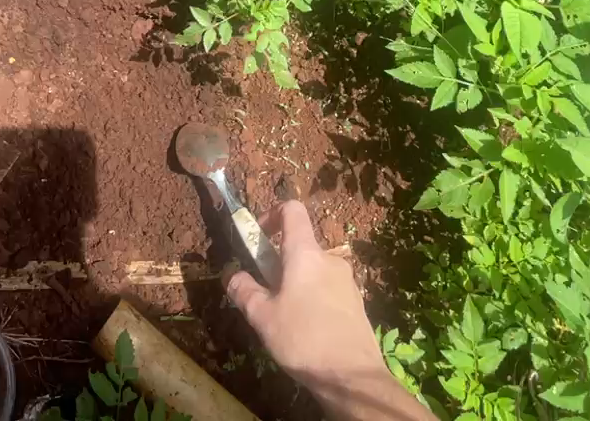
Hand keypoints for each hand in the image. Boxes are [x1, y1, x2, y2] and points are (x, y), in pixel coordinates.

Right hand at [226, 202, 436, 420]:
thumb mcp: (263, 318)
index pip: (292, 209)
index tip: (259, 236)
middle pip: (301, 245)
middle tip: (268, 293)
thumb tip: (232, 276)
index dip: (272, 214)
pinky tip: (310, 332)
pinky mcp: (357, 303)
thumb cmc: (304, 340)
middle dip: (281, 262)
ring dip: (298, 283)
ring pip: (314, 270)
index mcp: (305, 253)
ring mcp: (347, 281)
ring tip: (288, 318)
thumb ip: (244, 291)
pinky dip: (315, 299)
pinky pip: (329, 289)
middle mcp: (329, 259)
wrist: (355, 380)